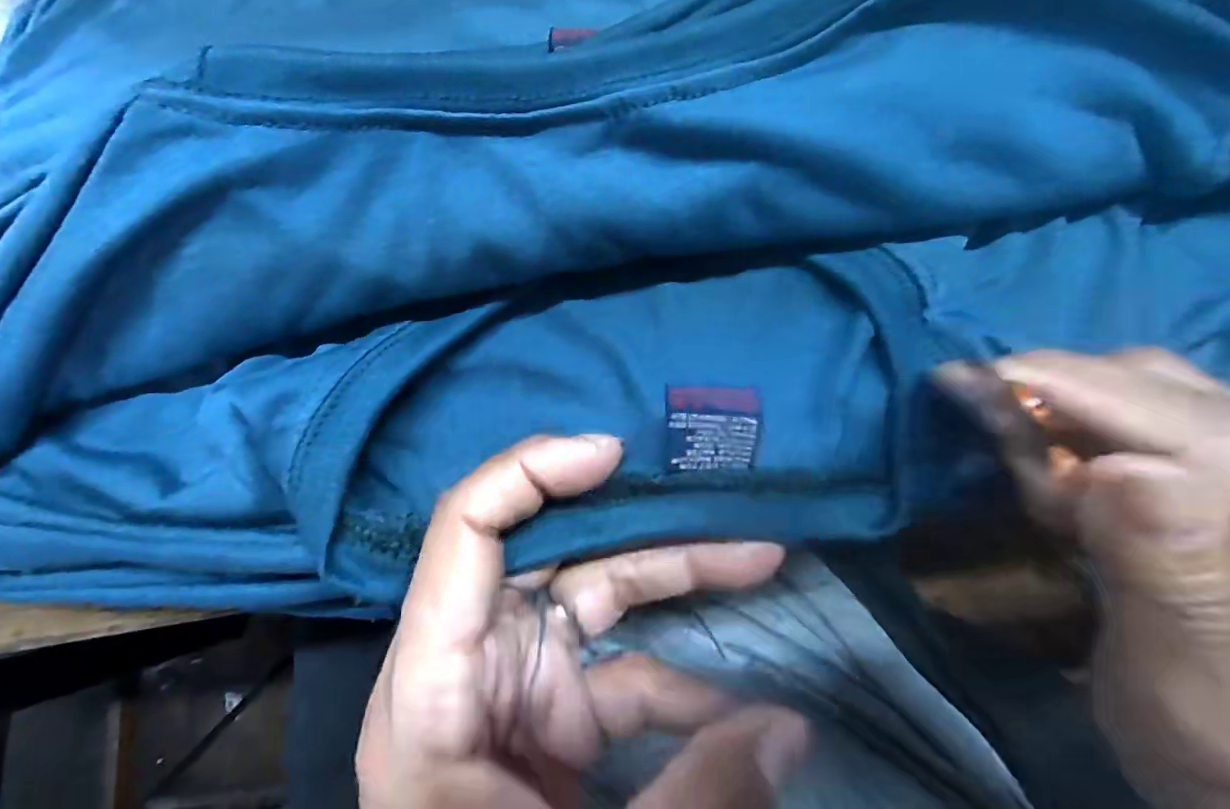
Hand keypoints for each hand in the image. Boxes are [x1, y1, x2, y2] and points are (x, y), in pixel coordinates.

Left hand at [356, 433, 809, 807]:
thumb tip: (792, 730)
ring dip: (675, 578)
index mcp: (438, 682)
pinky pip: (621, 671)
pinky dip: (683, 682)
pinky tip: (750, 709)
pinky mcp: (551, 716)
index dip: (530, 471)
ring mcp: (514, 684)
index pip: (467, 530)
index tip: (611, 453)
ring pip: (594, 595)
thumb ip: (697, 793)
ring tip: (758, 557)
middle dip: (642, 524)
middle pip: (551, 550)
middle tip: (720, 503)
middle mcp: (470, 661)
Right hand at [995, 349, 1229, 808]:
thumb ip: (1173, 597)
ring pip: (1221, 415)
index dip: (1084, 392)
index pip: (1217, 443)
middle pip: (1218, 412)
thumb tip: (1116, 467)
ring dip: (1105, 413)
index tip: (973, 378)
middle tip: (987, 426)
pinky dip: (1141, 439)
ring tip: (1028, 445)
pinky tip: (1095, 470)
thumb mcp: (1205, 732)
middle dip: (1081, 396)